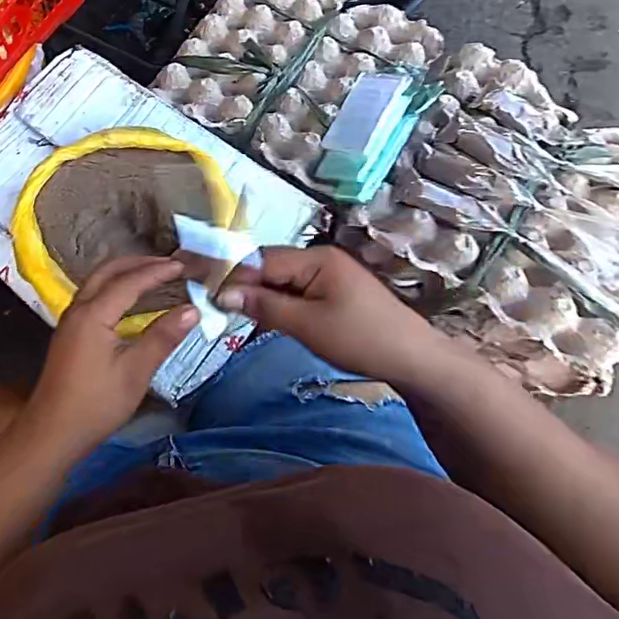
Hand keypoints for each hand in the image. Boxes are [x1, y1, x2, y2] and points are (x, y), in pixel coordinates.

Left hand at [22, 256, 199, 449]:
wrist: (51, 433)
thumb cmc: (96, 403)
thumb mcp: (136, 371)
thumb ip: (163, 337)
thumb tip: (192, 310)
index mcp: (93, 314)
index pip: (129, 281)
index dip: (157, 271)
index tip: (183, 266)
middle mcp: (78, 310)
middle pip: (108, 271)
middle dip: (138, 263)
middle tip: (168, 263)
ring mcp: (70, 321)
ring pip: (97, 282)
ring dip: (124, 273)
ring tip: (152, 274)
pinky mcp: (69, 334)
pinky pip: (94, 296)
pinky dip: (114, 287)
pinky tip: (129, 300)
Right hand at [212, 246, 458, 386]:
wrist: (414, 359)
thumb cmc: (360, 339)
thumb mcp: (306, 325)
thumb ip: (264, 306)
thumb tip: (223, 293)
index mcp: (316, 258)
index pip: (262, 259)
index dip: (232, 275)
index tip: (205, 292)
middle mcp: (321, 258)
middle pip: (270, 265)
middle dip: (243, 284)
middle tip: (215, 306)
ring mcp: (330, 274)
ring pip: (282, 280)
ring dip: (260, 296)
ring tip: (234, 314)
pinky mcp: (335, 292)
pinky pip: (296, 291)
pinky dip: (278, 304)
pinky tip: (265, 318)